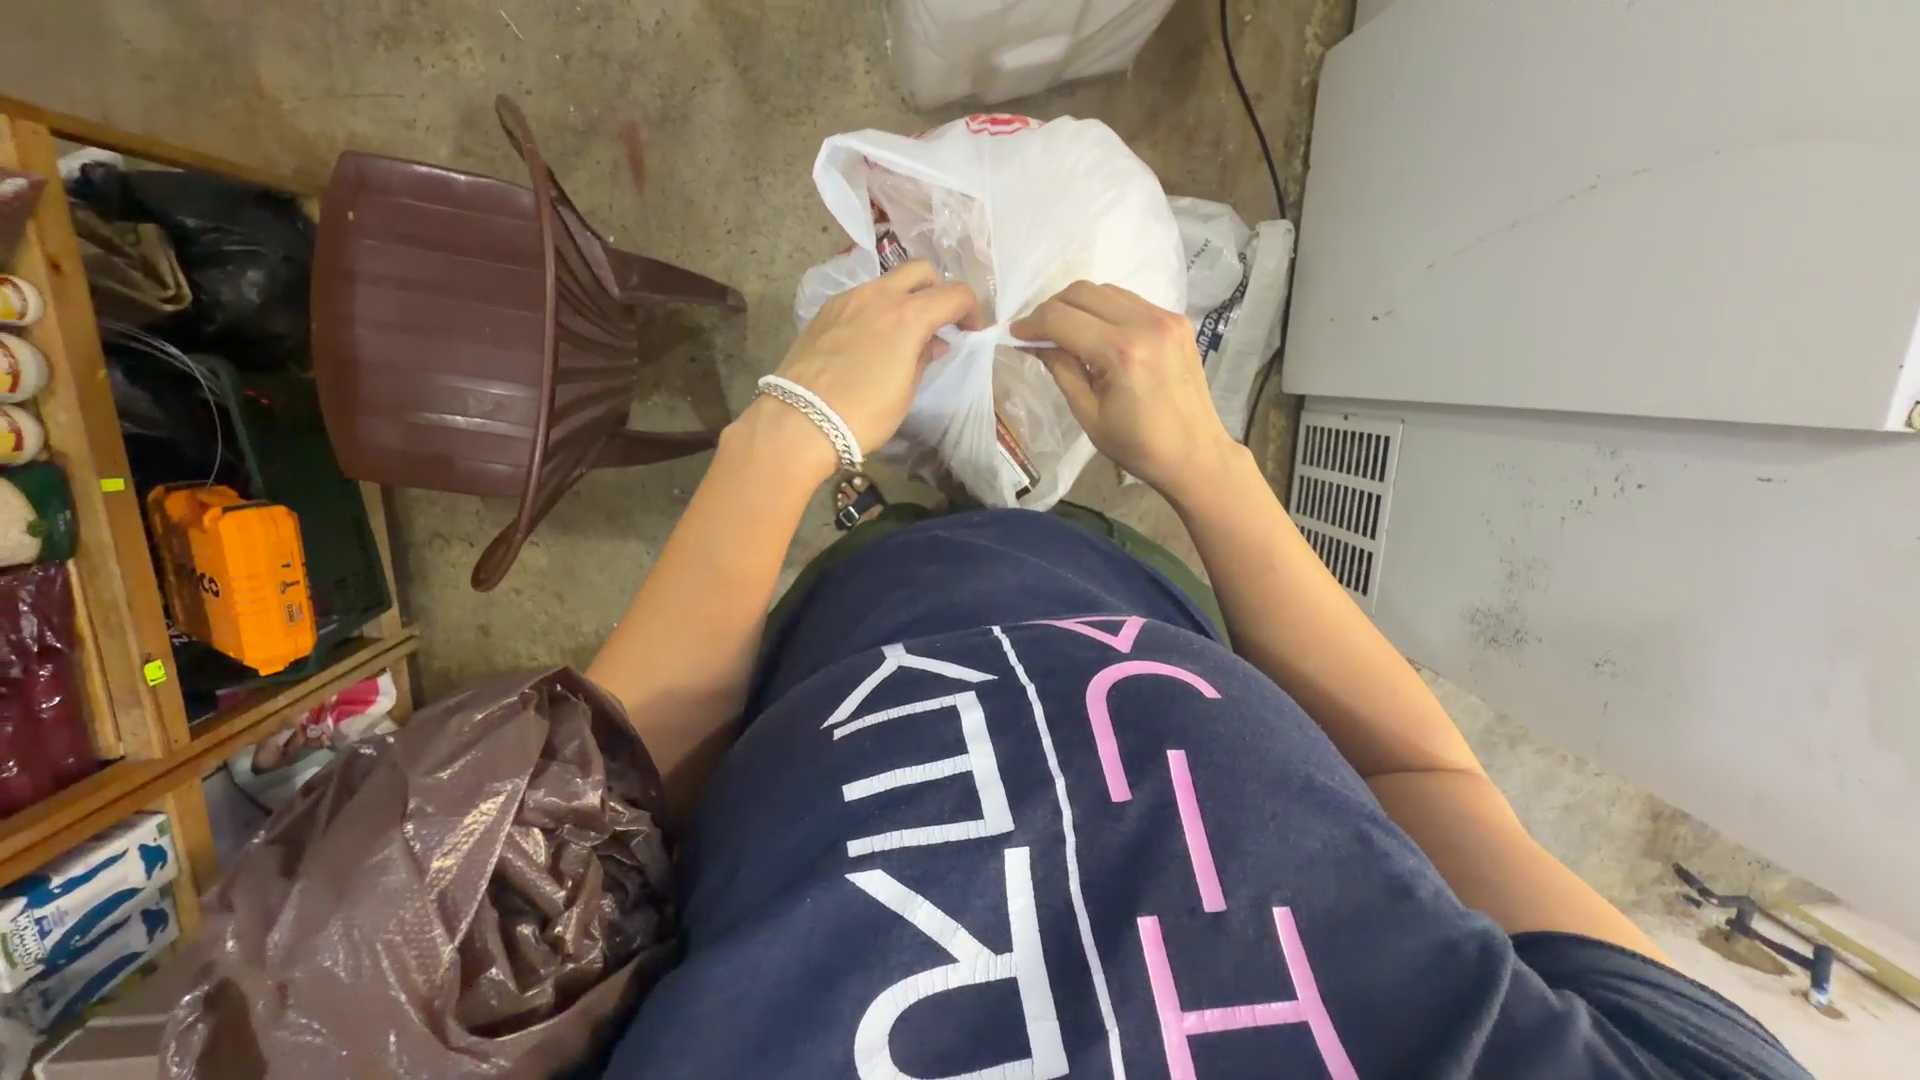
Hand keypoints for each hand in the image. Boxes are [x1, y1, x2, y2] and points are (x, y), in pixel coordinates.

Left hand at [737, 260, 979, 474]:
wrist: (798, 422)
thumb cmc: (862, 414)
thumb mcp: (905, 393)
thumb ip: (923, 358)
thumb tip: (934, 342)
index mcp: (908, 316)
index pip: (954, 294)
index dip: (971, 310)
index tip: (973, 331)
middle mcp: (878, 296)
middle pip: (920, 271)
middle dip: (938, 290)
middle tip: (940, 321)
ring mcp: (848, 299)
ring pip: (887, 282)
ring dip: (904, 298)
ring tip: (903, 333)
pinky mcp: (825, 311)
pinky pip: (861, 297)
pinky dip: (876, 308)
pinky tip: (872, 339)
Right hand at [1011, 281, 1240, 500]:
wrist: (1194, 453)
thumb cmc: (1138, 445)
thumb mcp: (1088, 413)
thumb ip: (1061, 369)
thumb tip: (1035, 343)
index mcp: (1121, 352)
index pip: (1061, 319)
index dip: (1032, 324)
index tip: (1015, 334)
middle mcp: (1145, 323)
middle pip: (1082, 292)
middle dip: (1052, 308)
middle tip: (1038, 332)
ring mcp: (1165, 318)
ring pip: (1106, 290)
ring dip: (1078, 306)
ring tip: (1065, 332)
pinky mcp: (1176, 321)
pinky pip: (1129, 301)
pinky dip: (1105, 310)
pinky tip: (1097, 334)